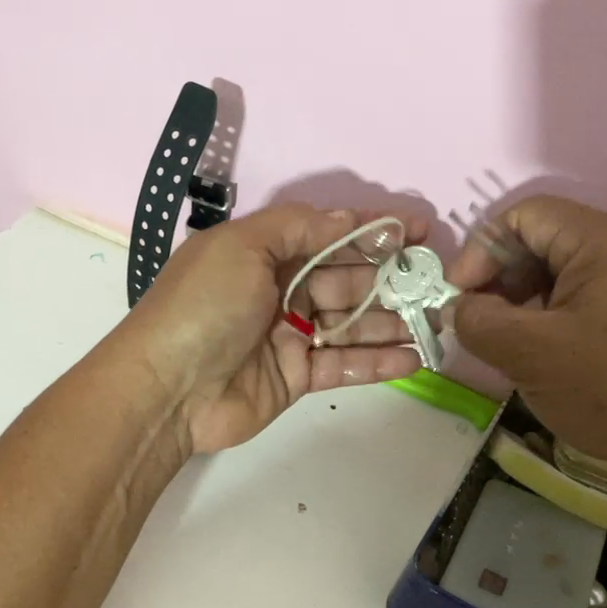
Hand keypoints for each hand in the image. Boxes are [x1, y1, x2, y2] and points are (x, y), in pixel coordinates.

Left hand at [123, 204, 429, 453]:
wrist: (168, 388)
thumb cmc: (203, 306)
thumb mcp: (241, 246)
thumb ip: (297, 228)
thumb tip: (346, 219)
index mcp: (263, 253)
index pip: (329, 236)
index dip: (373, 231)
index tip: (419, 228)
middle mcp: (278, 290)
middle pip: (346, 279)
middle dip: (391, 278)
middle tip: (438, 280)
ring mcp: (288, 336)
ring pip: (351, 324)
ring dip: (392, 321)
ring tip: (437, 319)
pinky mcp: (295, 377)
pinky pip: (343, 365)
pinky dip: (378, 362)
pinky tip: (415, 357)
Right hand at [446, 196, 606, 479]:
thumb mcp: (527, 354)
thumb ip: (478, 321)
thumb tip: (458, 308)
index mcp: (604, 239)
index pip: (524, 215)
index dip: (481, 251)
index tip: (459, 299)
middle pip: (548, 238)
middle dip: (503, 276)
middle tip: (481, 323)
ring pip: (570, 267)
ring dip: (528, 297)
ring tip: (511, 342)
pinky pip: (597, 291)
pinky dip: (561, 311)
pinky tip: (552, 352)